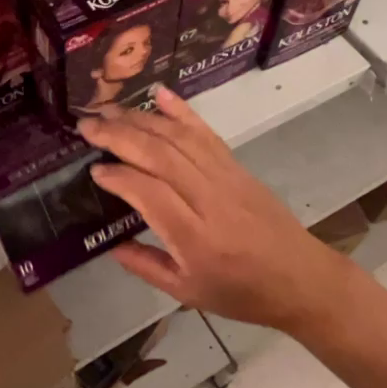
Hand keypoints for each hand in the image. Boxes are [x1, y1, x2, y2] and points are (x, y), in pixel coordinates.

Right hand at [79, 87, 362, 335]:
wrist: (300, 279)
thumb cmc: (240, 292)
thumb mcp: (186, 292)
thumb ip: (144, 266)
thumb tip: (109, 243)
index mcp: (194, 237)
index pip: (148, 192)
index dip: (117, 176)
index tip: (93, 170)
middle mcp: (209, 199)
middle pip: (159, 155)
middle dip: (118, 134)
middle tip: (86, 125)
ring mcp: (225, 177)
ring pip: (178, 137)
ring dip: (141, 118)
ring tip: (109, 110)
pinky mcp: (236, 165)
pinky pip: (205, 132)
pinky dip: (182, 110)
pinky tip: (159, 95)